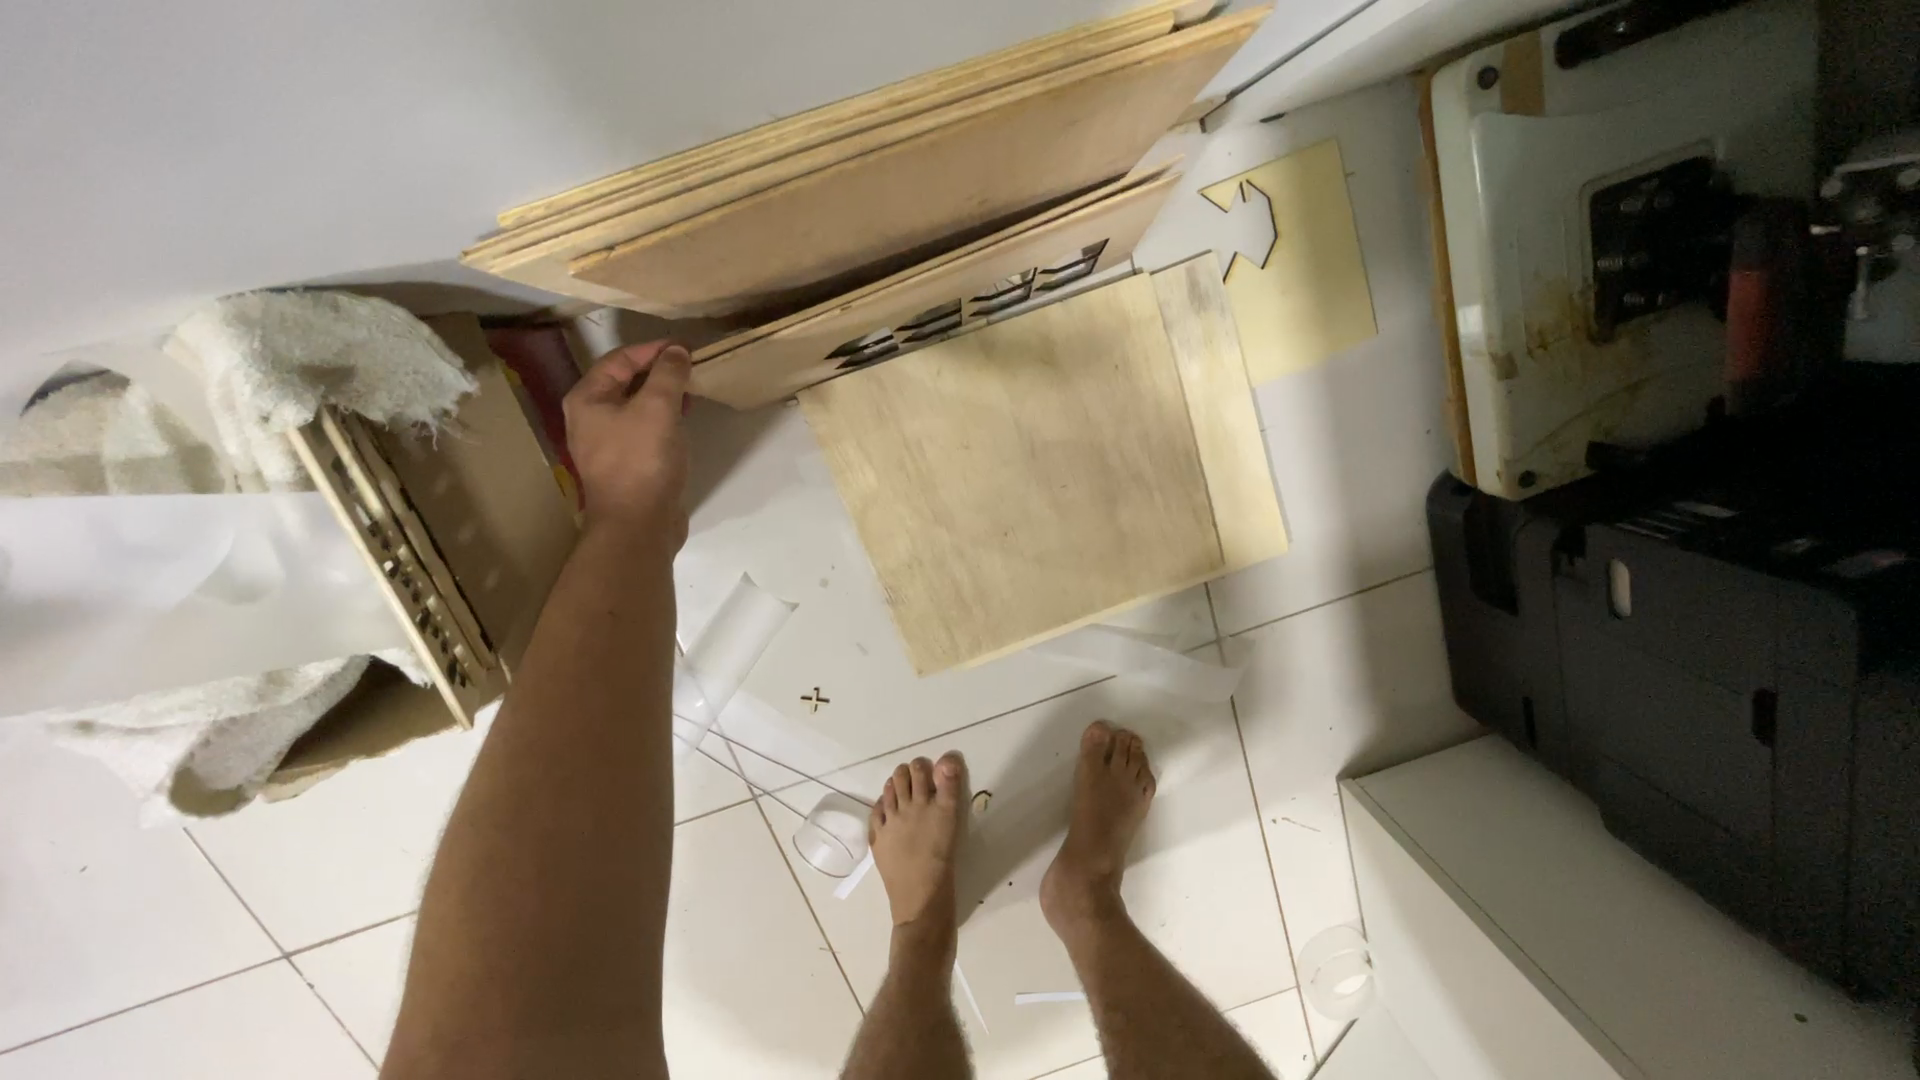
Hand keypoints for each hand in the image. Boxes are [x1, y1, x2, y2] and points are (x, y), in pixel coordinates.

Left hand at [562, 341, 690, 546]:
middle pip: (625, 382)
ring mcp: (607, 444)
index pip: (620, 359)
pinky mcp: (626, 465)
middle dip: (659, 372)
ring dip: (663, 396)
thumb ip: (668, 374)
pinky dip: (663, 419)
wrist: (638, 524)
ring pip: (636, 407)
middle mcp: (590, 418)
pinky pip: (644, 430)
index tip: (686, 347)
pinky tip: (683, 422)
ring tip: (691, 390)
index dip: (653, 349)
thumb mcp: (658, 408)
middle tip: (691, 367)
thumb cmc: (642, 460)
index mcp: (587, 399)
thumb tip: (677, 352)